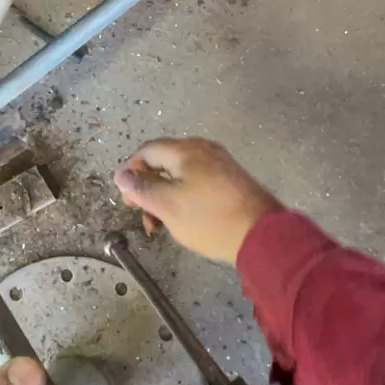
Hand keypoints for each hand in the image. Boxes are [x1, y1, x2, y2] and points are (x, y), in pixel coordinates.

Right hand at [113, 137, 282, 264]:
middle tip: (146, 216)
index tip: (130, 201)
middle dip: (149, 188)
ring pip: (182, 174)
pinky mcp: (232, 179)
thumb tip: (120, 174)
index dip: (132, 173)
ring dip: (166, 196)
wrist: (264, 235)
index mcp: (185, 149)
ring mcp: (220, 163)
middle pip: (165, 161)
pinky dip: (185, 196)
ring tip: (164, 224)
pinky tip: (187, 218)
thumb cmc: (210, 219)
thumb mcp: (168, 206)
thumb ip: (141, 189)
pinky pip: (199, 181)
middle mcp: (203, 149)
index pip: (147, 151)